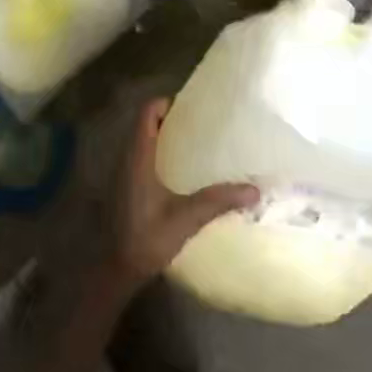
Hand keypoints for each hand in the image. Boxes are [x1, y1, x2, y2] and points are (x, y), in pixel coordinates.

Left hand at [109, 98, 258, 285]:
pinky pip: (145, 159)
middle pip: (146, 124)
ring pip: (145, 141)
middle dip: (172, 119)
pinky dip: (163, 155)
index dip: (166, 103)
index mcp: (138, 156)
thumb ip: (217, 201)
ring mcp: (126, 173)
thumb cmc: (146, 237)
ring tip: (198, 144)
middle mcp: (128, 157)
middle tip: (202, 124)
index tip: (191, 107)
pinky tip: (184, 173)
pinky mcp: (128, 188)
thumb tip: (254, 189)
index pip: (147, 113)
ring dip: (167, 138)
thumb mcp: (185, 218)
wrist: (117, 268)